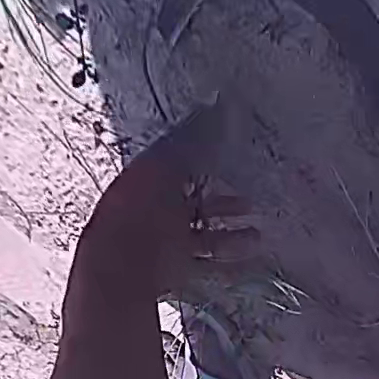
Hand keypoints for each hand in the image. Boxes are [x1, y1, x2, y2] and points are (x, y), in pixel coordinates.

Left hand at [69, 100, 259, 313]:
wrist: (119, 270)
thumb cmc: (139, 215)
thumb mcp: (165, 168)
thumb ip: (192, 141)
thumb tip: (215, 106)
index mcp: (148, 181)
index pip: (180, 166)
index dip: (206, 162)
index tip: (232, 160)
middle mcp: (156, 213)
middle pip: (194, 205)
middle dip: (223, 203)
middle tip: (250, 203)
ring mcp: (165, 245)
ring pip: (204, 237)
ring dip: (231, 235)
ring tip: (258, 236)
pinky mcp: (174, 272)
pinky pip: (205, 266)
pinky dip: (227, 266)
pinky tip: (248, 263)